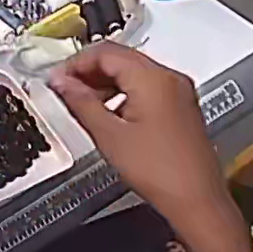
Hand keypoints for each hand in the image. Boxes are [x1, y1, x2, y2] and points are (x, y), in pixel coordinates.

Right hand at [48, 43, 249, 251]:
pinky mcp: (180, 107)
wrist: (195, 199)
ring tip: (82, 103)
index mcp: (153, 79)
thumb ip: (81, 102)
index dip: (76, 63)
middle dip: (89, 71)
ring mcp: (178, 92)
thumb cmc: (161, 171)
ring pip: (133, 73)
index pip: (106, 52)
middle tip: (65, 88)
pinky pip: (146, 88)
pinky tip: (107, 114)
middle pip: (120, 59)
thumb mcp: (108, 134)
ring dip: (104, 83)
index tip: (58, 78)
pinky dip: (122, 94)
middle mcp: (170, 79)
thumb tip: (62, 83)